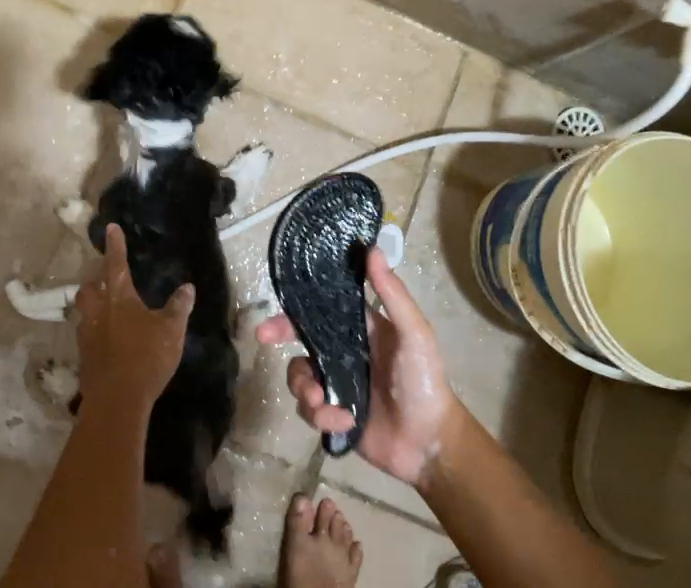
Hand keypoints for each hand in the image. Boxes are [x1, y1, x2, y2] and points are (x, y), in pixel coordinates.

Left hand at [75, 225, 192, 415]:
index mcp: (119, 298)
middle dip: (95, 279)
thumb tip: (187, 287)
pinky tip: (107, 339)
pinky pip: (88, 335)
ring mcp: (88, 336)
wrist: (117, 399)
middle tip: (104, 277)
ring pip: (85, 312)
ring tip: (105, 308)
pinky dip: (96, 331)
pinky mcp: (86, 358)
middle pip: (90, 289)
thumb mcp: (171, 329)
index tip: (111, 228)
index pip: (116, 264)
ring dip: (93, 306)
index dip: (115, 246)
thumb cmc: (146, 356)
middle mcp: (98, 312)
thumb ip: (178, 307)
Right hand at [258, 248, 464, 485]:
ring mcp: (337, 384)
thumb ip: (393, 294)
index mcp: (362, 329)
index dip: (299, 304)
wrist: (428, 441)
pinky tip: (346, 423)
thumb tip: (371, 248)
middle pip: (302, 338)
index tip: (279, 299)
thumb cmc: (424, 380)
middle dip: (280, 335)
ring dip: (304, 389)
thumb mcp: (414, 333)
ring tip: (321, 403)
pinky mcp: (333, 415)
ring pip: (300, 376)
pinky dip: (323, 417)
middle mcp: (345, 353)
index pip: (324, 308)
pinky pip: (310, 410)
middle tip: (263, 337)